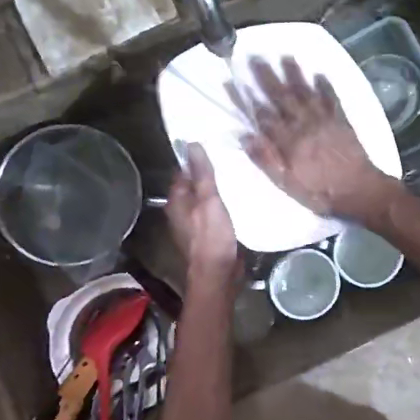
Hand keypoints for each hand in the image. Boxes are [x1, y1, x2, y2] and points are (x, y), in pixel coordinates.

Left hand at [166, 143, 237, 279]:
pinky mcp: (209, 236)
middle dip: (212, 175)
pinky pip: (217, 215)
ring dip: (221, 192)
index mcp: (176, 201)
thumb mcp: (208, 200)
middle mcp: (181, 212)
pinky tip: (243, 201)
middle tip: (234, 160)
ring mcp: (195, 225)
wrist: (218, 275)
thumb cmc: (210, 237)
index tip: (217, 148)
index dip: (198, 160)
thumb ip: (202, 173)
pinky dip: (226, 207)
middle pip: (196, 187)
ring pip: (208, 201)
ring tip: (242, 177)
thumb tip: (191, 144)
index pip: (184, 172)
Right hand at [235, 57, 403, 221]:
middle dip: (267, 77)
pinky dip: (325, 85)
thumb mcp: (286, 183)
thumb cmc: (320, 192)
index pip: (261, 115)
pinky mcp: (341, 121)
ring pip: (306, 92)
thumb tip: (244, 136)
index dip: (245, 99)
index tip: (232, 81)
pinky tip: (319, 73)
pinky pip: (331, 98)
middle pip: (282, 97)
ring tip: (285, 56)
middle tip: (255, 57)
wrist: (359, 191)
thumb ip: (265, 159)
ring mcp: (324, 120)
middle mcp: (303, 125)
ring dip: (295, 74)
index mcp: (287, 141)